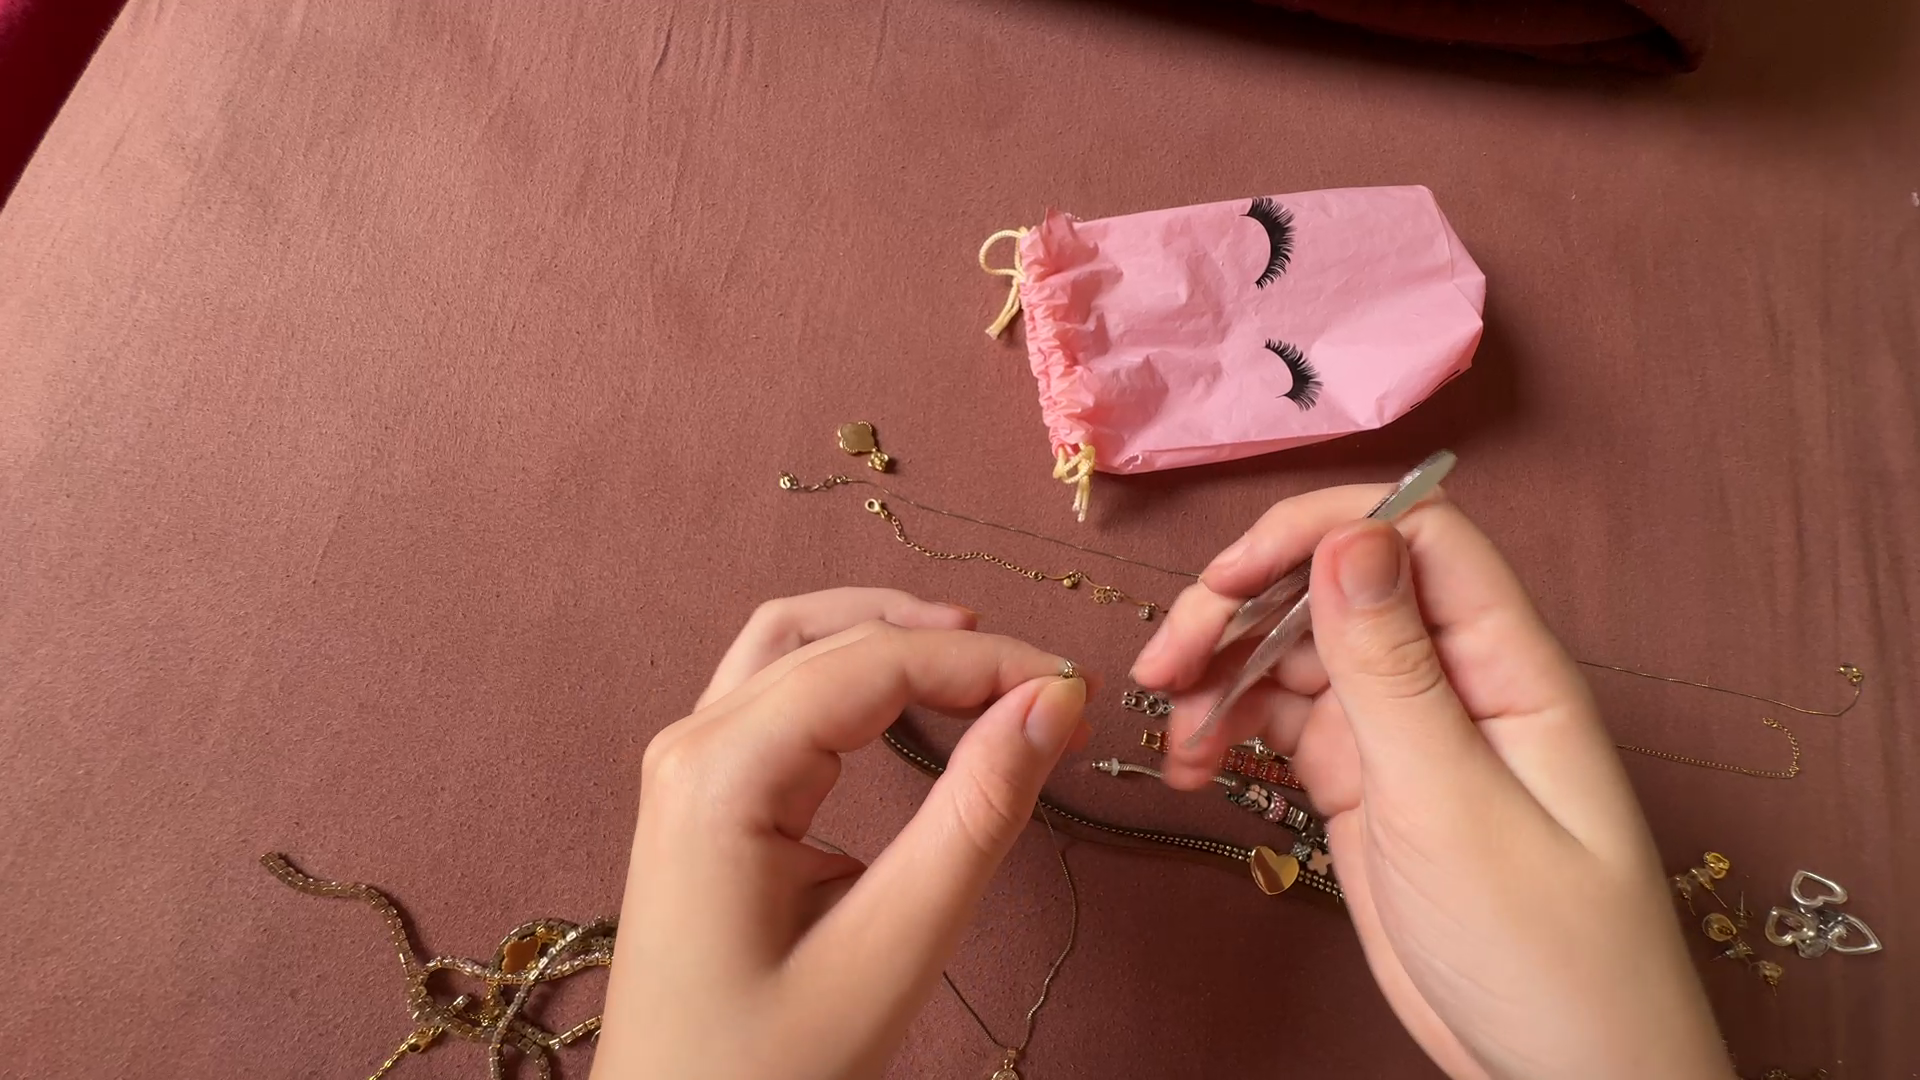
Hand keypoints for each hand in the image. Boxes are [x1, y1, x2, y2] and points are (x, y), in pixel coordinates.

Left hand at [593, 588, 1090, 1078]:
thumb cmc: (768, 1070)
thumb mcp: (891, 951)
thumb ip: (976, 813)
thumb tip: (1050, 703)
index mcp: (720, 771)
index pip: (873, 664)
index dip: (983, 663)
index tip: (1070, 686)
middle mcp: (695, 739)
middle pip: (839, 640)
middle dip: (950, 649)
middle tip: (1041, 684)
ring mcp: (692, 753)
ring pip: (801, 638)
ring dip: (891, 630)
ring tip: (975, 651)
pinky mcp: (709, 777)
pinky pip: (783, 677)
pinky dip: (855, 658)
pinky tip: (899, 677)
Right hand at [1131, 488, 1729, 1079]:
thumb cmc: (1541, 953)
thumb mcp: (1454, 805)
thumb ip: (1394, 668)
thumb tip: (1348, 540)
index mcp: (1496, 659)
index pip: (1407, 535)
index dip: (1311, 531)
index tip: (1229, 578)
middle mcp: (1436, 670)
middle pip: (1318, 588)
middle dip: (1231, 612)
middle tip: (1162, 665)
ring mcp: (1386, 718)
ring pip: (1280, 652)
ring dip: (1212, 676)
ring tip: (1172, 731)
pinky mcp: (1346, 765)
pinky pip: (1268, 719)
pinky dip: (1221, 731)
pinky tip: (1193, 769)